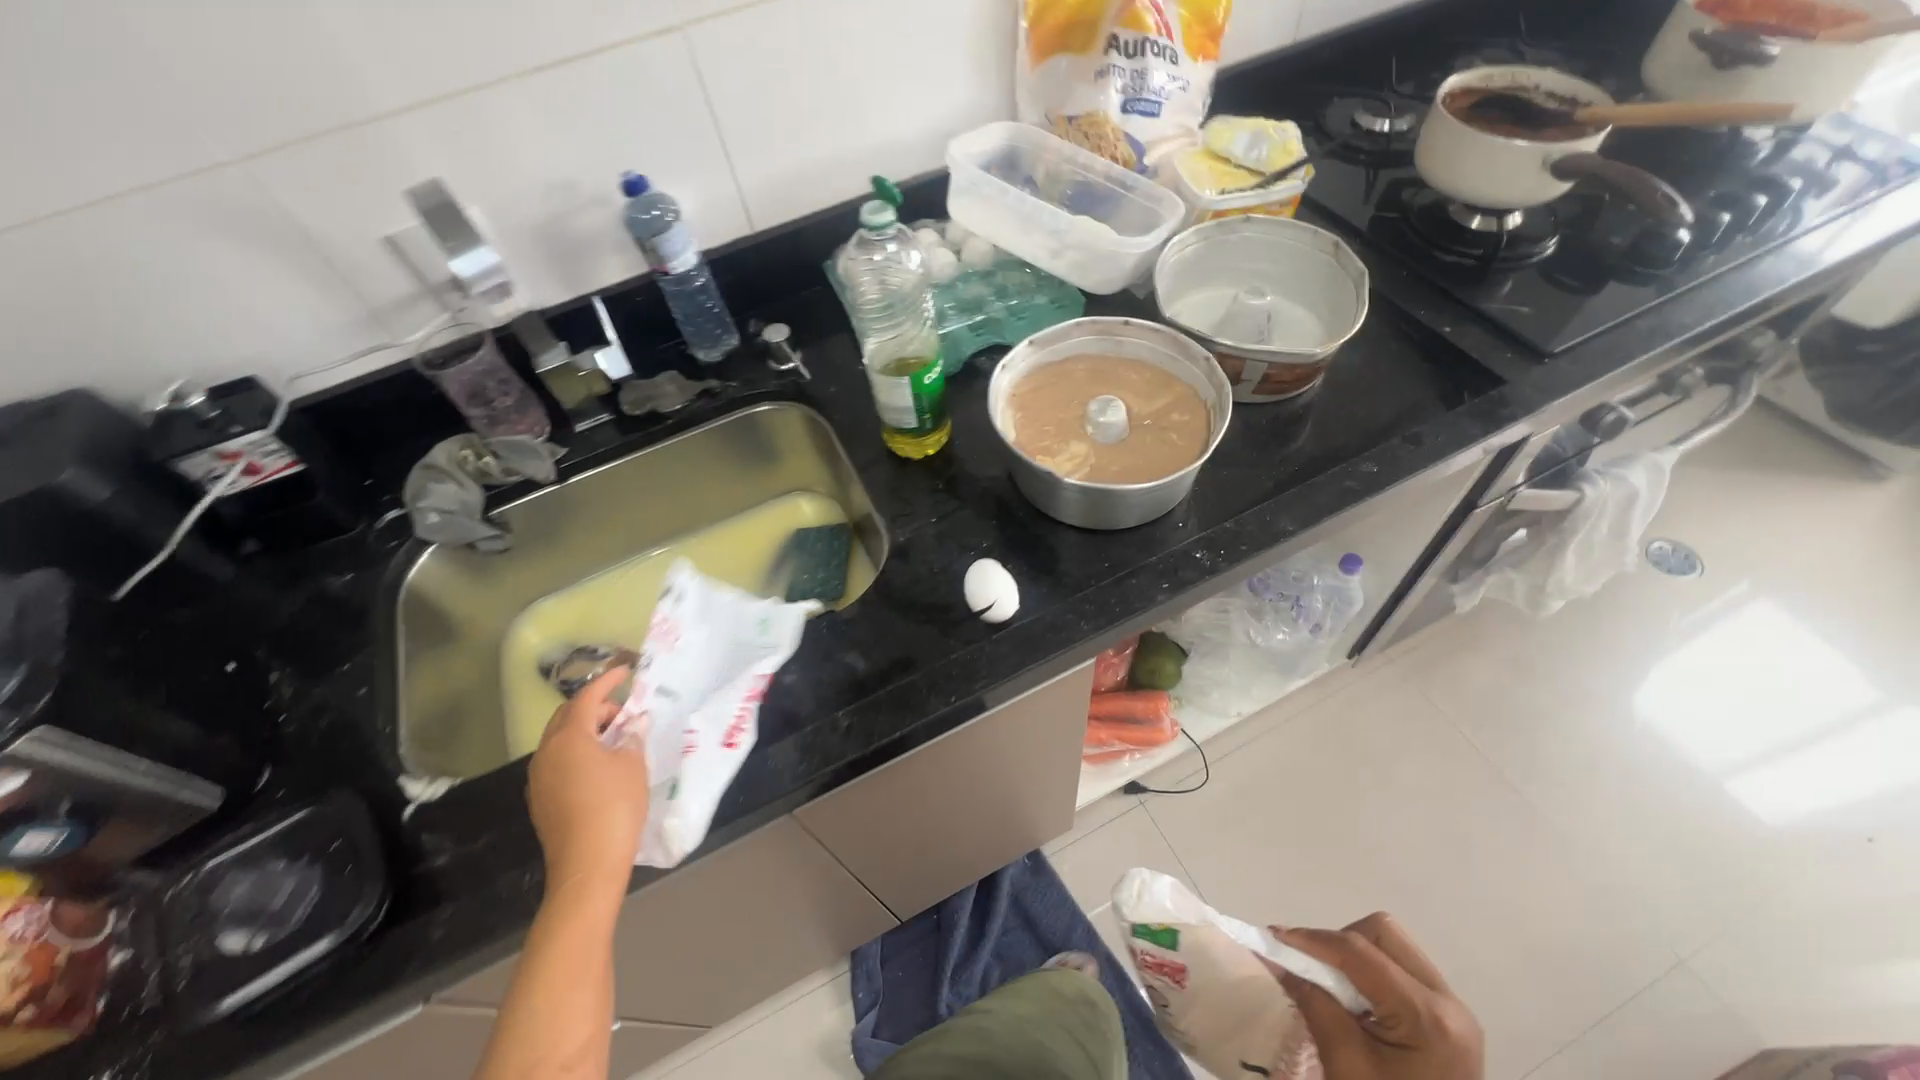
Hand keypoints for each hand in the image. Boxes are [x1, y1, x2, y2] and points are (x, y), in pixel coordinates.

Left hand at [527, 666, 649, 895]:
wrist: (587, 864)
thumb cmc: (615, 807)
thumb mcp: (633, 766)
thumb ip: (632, 737)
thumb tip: (633, 724)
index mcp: (569, 737)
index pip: (587, 697)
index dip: (607, 681)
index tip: (626, 670)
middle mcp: (546, 752)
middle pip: (568, 716)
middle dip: (595, 707)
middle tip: (624, 713)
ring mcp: (538, 777)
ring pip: (560, 740)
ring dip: (586, 731)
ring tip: (615, 740)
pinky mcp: (540, 799)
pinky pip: (558, 762)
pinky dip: (577, 753)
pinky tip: (599, 766)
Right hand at [1265, 913, 1483, 1079]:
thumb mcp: (1344, 1065)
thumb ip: (1313, 1003)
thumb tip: (1275, 959)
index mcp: (1428, 1017)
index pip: (1361, 952)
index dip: (1312, 939)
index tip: (1273, 939)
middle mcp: (1450, 1002)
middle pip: (1384, 934)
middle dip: (1339, 942)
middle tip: (1312, 970)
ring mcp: (1455, 1009)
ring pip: (1394, 946)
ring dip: (1356, 955)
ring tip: (1334, 990)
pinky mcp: (1450, 1018)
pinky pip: (1404, 970)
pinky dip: (1372, 973)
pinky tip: (1356, 1003)